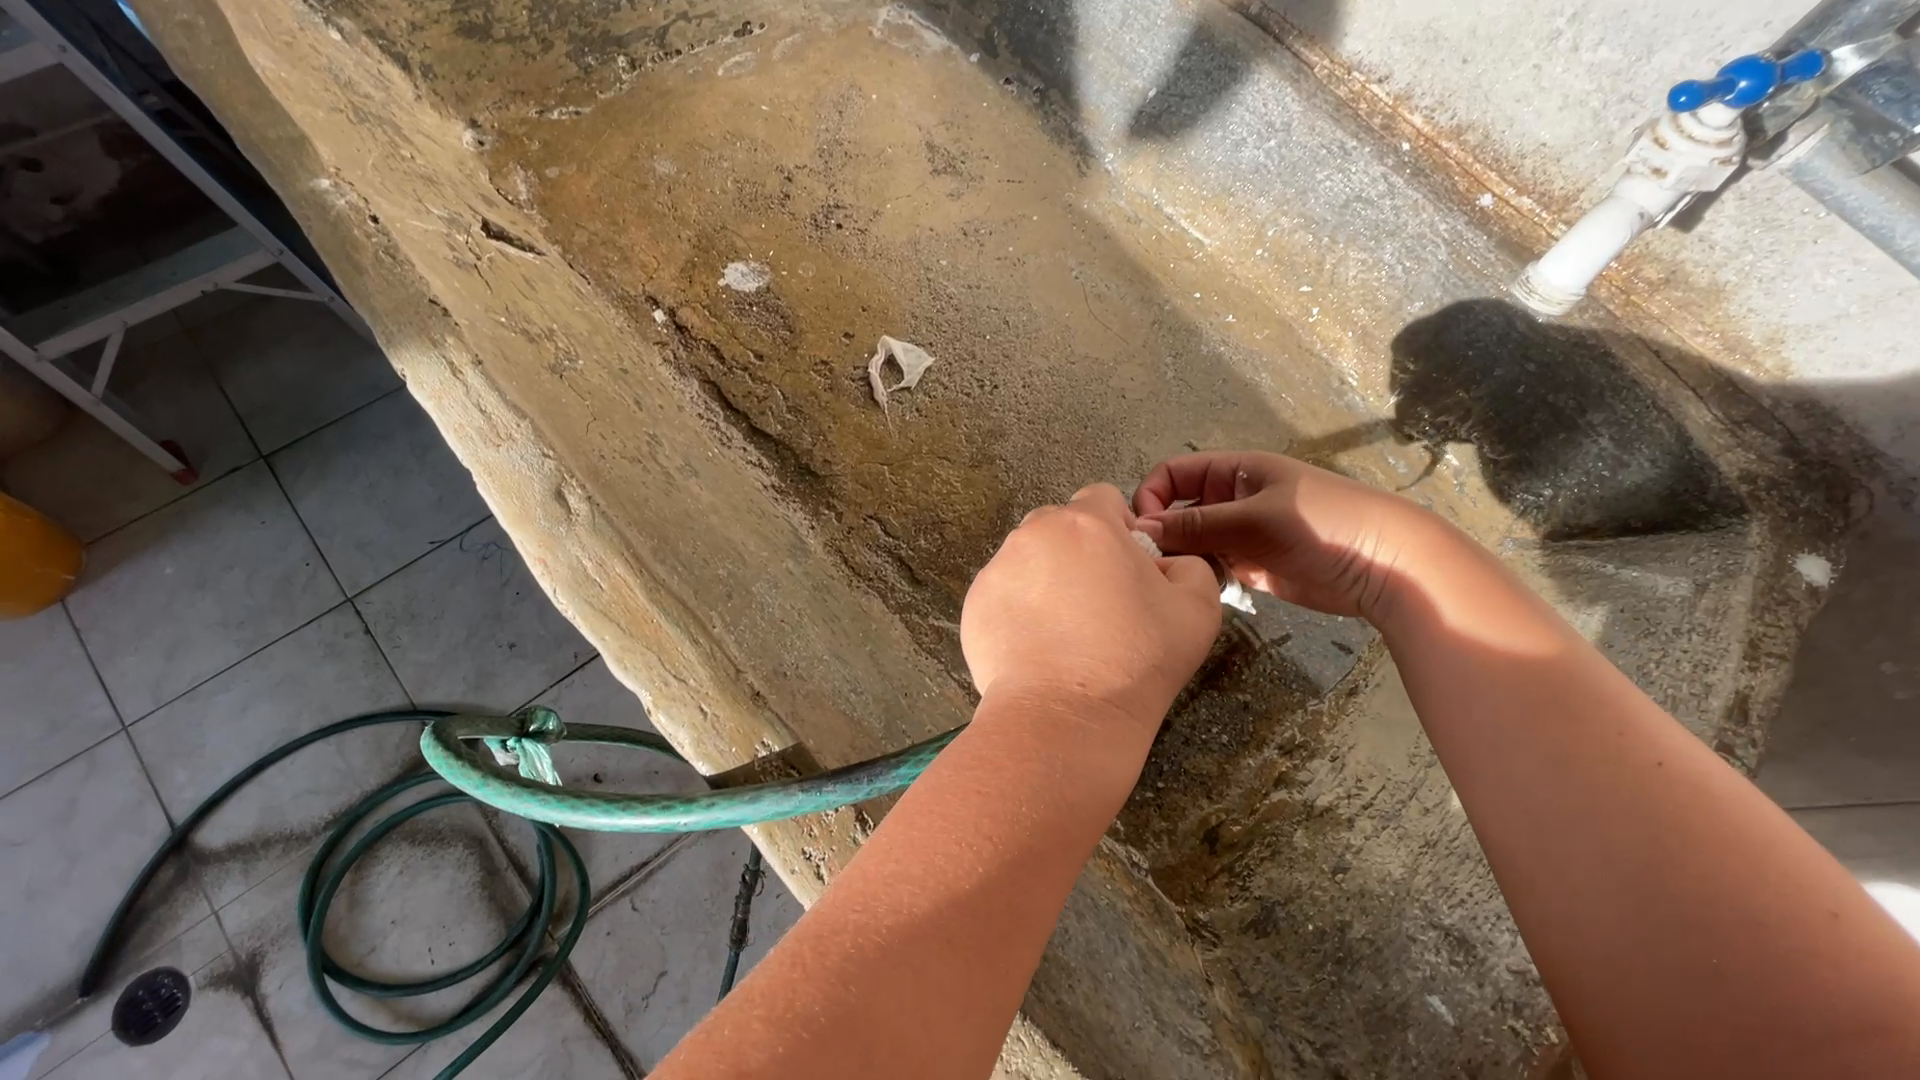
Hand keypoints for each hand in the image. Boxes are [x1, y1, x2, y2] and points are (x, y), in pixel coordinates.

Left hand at [961, 484, 1221, 732]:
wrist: (1067, 715)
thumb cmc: (1137, 660)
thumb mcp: (1198, 609)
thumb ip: (1188, 565)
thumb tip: (1165, 562)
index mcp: (1088, 525)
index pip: (1103, 498)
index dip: (1120, 528)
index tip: (1127, 567)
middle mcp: (1035, 534)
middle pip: (1060, 526)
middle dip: (1080, 551)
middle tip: (1099, 602)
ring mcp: (998, 568)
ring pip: (1028, 559)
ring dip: (1047, 579)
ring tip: (1065, 630)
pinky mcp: (974, 603)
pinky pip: (1003, 593)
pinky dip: (1018, 609)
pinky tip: (1038, 646)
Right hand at [1132, 452, 1452, 623]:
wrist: (1384, 566)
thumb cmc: (1322, 524)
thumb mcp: (1255, 519)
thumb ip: (1197, 524)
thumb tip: (1141, 529)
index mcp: (1234, 473)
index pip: (1173, 474)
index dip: (1151, 496)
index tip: (1142, 530)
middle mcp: (1231, 500)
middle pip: (1178, 511)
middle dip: (1162, 533)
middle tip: (1152, 564)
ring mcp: (1241, 535)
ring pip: (1192, 543)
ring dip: (1180, 559)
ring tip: (1175, 580)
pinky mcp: (1251, 566)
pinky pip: (1211, 568)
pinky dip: (1200, 577)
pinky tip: (1197, 591)